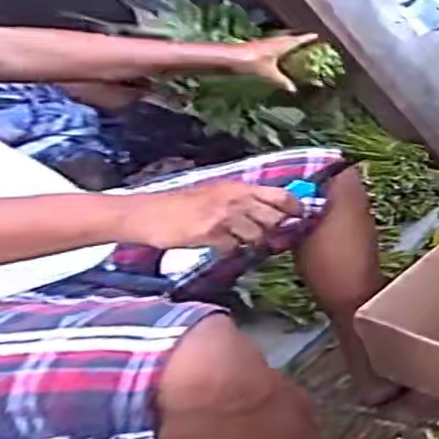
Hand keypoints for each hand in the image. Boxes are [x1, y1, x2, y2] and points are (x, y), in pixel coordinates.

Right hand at [115, 181, 302, 250]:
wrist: (141, 214)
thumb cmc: (182, 203)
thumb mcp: (218, 192)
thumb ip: (246, 199)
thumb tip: (277, 210)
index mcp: (241, 188)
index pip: (282, 196)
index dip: (295, 209)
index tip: (297, 219)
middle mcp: (236, 200)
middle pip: (275, 218)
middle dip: (276, 230)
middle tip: (272, 238)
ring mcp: (223, 216)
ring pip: (258, 235)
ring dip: (254, 242)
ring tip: (242, 242)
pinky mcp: (208, 233)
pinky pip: (234, 247)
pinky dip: (232, 250)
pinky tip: (222, 247)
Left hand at [228, 34, 316, 91]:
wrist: (227, 57)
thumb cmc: (252, 62)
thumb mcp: (270, 74)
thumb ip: (282, 81)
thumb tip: (293, 89)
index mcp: (282, 45)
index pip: (298, 40)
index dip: (307, 38)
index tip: (316, 35)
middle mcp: (273, 42)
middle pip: (289, 38)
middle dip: (298, 39)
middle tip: (307, 41)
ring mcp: (263, 43)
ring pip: (280, 41)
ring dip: (287, 42)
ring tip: (294, 47)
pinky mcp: (256, 47)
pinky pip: (272, 45)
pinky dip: (278, 47)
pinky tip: (277, 53)